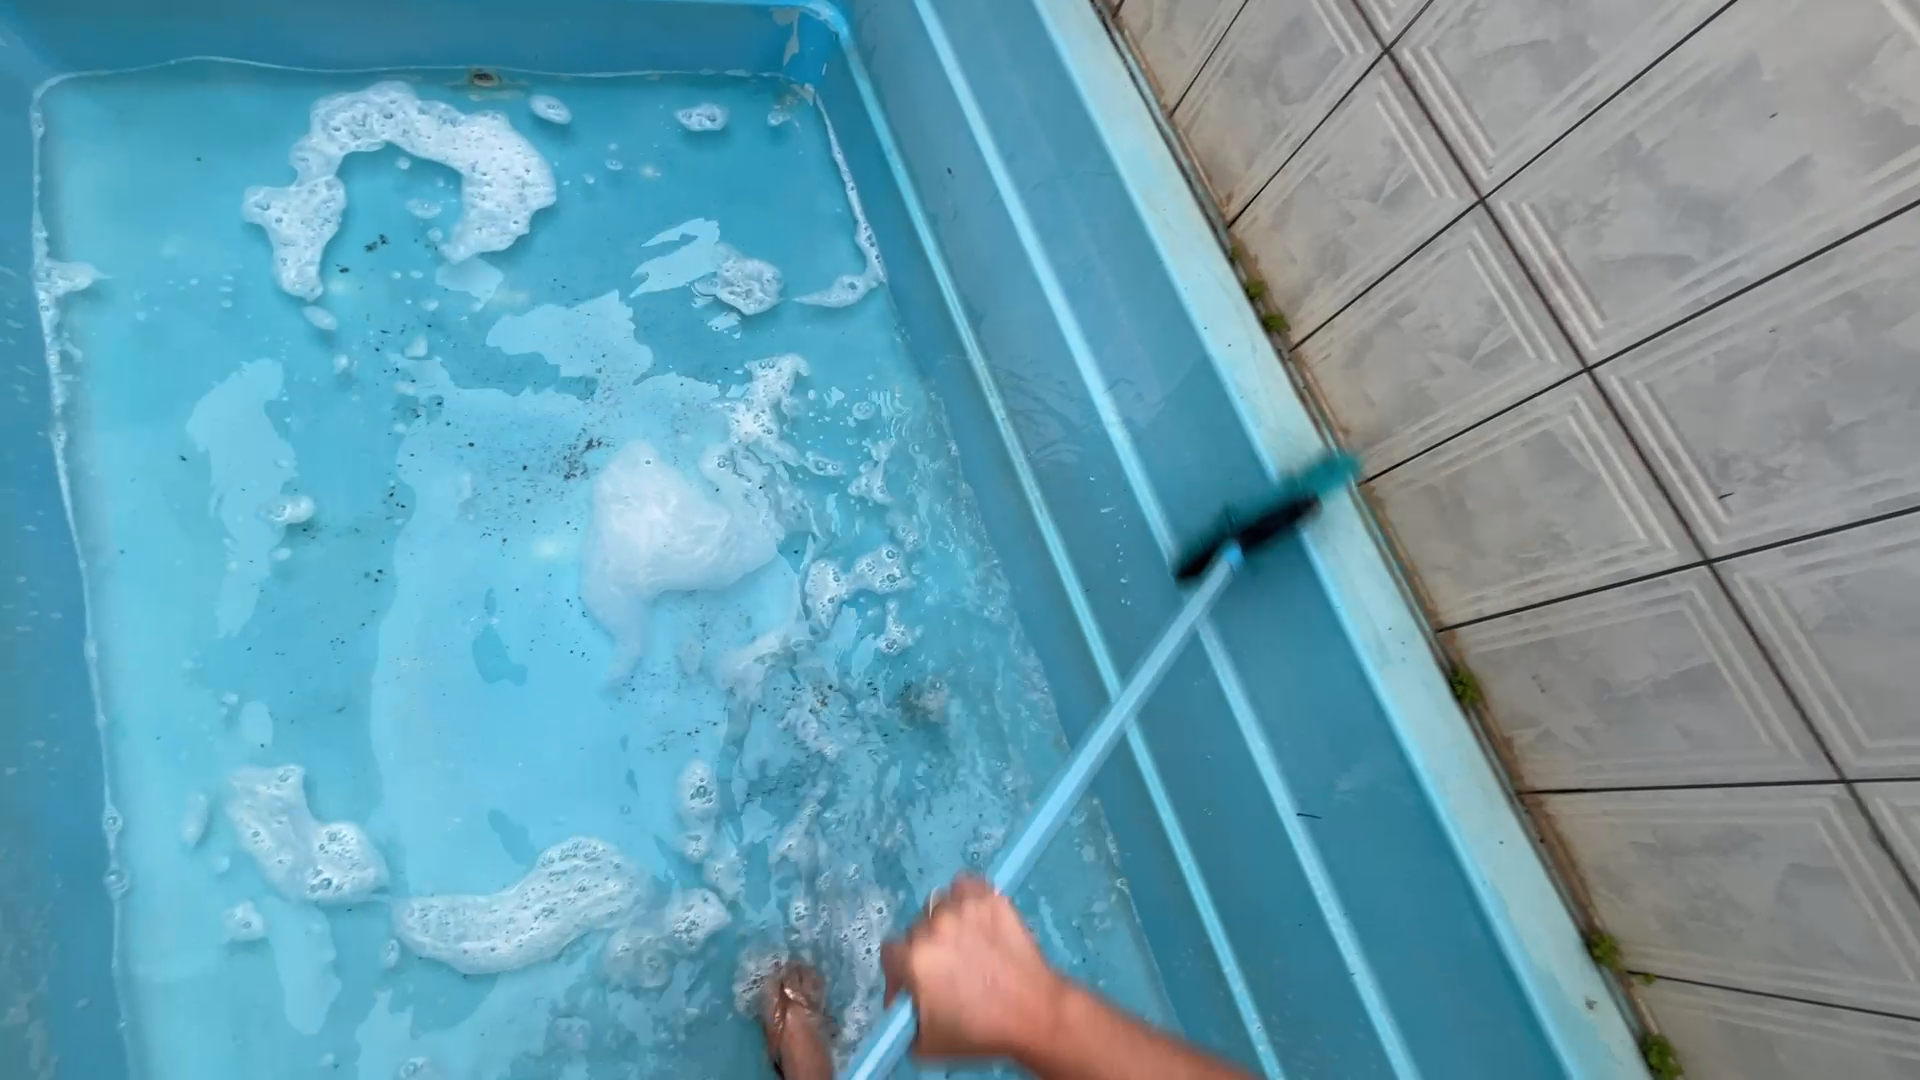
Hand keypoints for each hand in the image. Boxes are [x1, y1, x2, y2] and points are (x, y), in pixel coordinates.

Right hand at [881, 874, 1067, 1060]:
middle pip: (917, 928)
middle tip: (946, 967)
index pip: (891, 952)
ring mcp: (963, 907)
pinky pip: (966, 885)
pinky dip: (966, 897)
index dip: (899, 970)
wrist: (1033, 1012)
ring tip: (964, 941)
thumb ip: (904, 1019)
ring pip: (941, 904)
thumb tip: (901, 1003)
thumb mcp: (926, 1043)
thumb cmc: (979, 1032)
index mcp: (914, 958)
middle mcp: (934, 925)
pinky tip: (975, 916)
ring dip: (946, 921)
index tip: (913, 983)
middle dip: (926, 947)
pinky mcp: (989, 897)